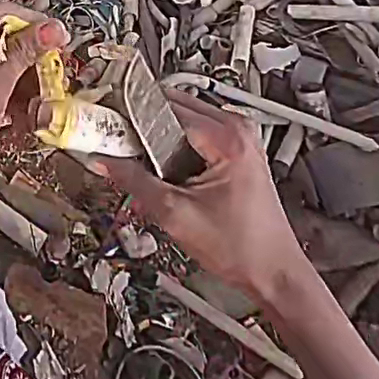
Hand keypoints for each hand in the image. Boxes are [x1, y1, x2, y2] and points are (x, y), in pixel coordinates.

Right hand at [88, 90, 314, 301]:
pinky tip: (163, 166)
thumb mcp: (174, 214)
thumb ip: (133, 181)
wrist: (274, 272)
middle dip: (143, 124)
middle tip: (119, 144)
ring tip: (142, 161)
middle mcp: (237, 130)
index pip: (165, 108)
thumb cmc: (242, 248)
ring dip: (158, 133)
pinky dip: (174, 142)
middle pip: (173, 106)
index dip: (132, 117)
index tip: (109, 128)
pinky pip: (195, 131)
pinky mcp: (237, 149)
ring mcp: (240, 138)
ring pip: (182, 117)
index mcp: (228, 138)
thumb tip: (104, 160)